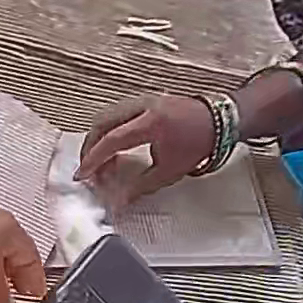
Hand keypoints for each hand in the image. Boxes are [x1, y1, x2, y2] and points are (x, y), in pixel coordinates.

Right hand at [76, 93, 213, 208]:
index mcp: (150, 122)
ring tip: (101, 165)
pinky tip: (113, 151)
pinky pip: (116, 115)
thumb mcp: (169, 172)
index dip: (94, 159)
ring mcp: (142, 101)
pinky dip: (108, 133)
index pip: (112, 140)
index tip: (83, 175)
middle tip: (88, 171)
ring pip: (106, 118)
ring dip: (98, 140)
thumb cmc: (198, 143)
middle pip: (101, 124)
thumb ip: (139, 187)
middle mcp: (142, 107)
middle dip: (90, 148)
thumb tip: (119, 202)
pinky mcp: (143, 102)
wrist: (218, 121)